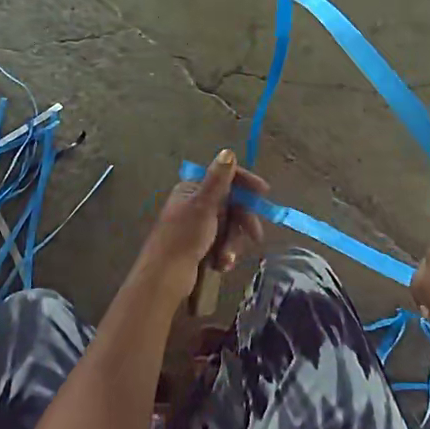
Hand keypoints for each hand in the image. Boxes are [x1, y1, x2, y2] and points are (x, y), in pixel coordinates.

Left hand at [136, 149, 267, 298]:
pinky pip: (222, 244)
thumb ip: (217, 180)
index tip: (264, 192)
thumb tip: (228, 151)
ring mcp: (197, 226)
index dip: (245, 184)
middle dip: (241, 224)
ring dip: (231, 243)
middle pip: (230, 206)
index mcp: (191, 189)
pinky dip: (224, 254)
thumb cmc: (183, 237)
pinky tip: (220, 265)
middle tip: (255, 235)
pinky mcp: (199, 246)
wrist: (165, 277)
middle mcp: (194, 204)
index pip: (224, 178)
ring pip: (229, 228)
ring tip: (225, 258)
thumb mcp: (203, 206)